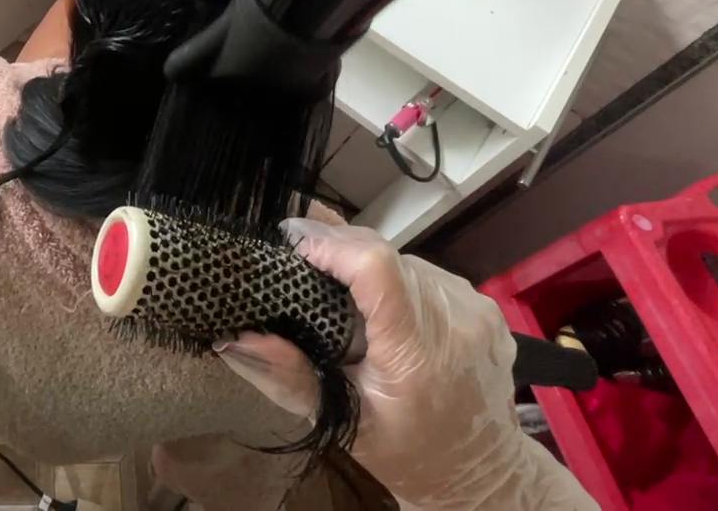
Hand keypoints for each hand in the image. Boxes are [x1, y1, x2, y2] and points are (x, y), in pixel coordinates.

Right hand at [215, 220, 596, 510]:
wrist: (484, 476)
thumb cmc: (405, 454)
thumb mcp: (340, 422)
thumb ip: (288, 376)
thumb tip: (233, 337)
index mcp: (417, 354)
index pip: (375, 267)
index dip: (329, 243)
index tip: (290, 241)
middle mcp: (453, 320)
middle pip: (382, 252)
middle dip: (335, 246)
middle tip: (298, 258)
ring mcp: (474, 308)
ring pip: (401, 255)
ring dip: (363, 260)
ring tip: (339, 287)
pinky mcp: (484, 303)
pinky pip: (424, 268)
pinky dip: (394, 274)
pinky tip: (380, 302)